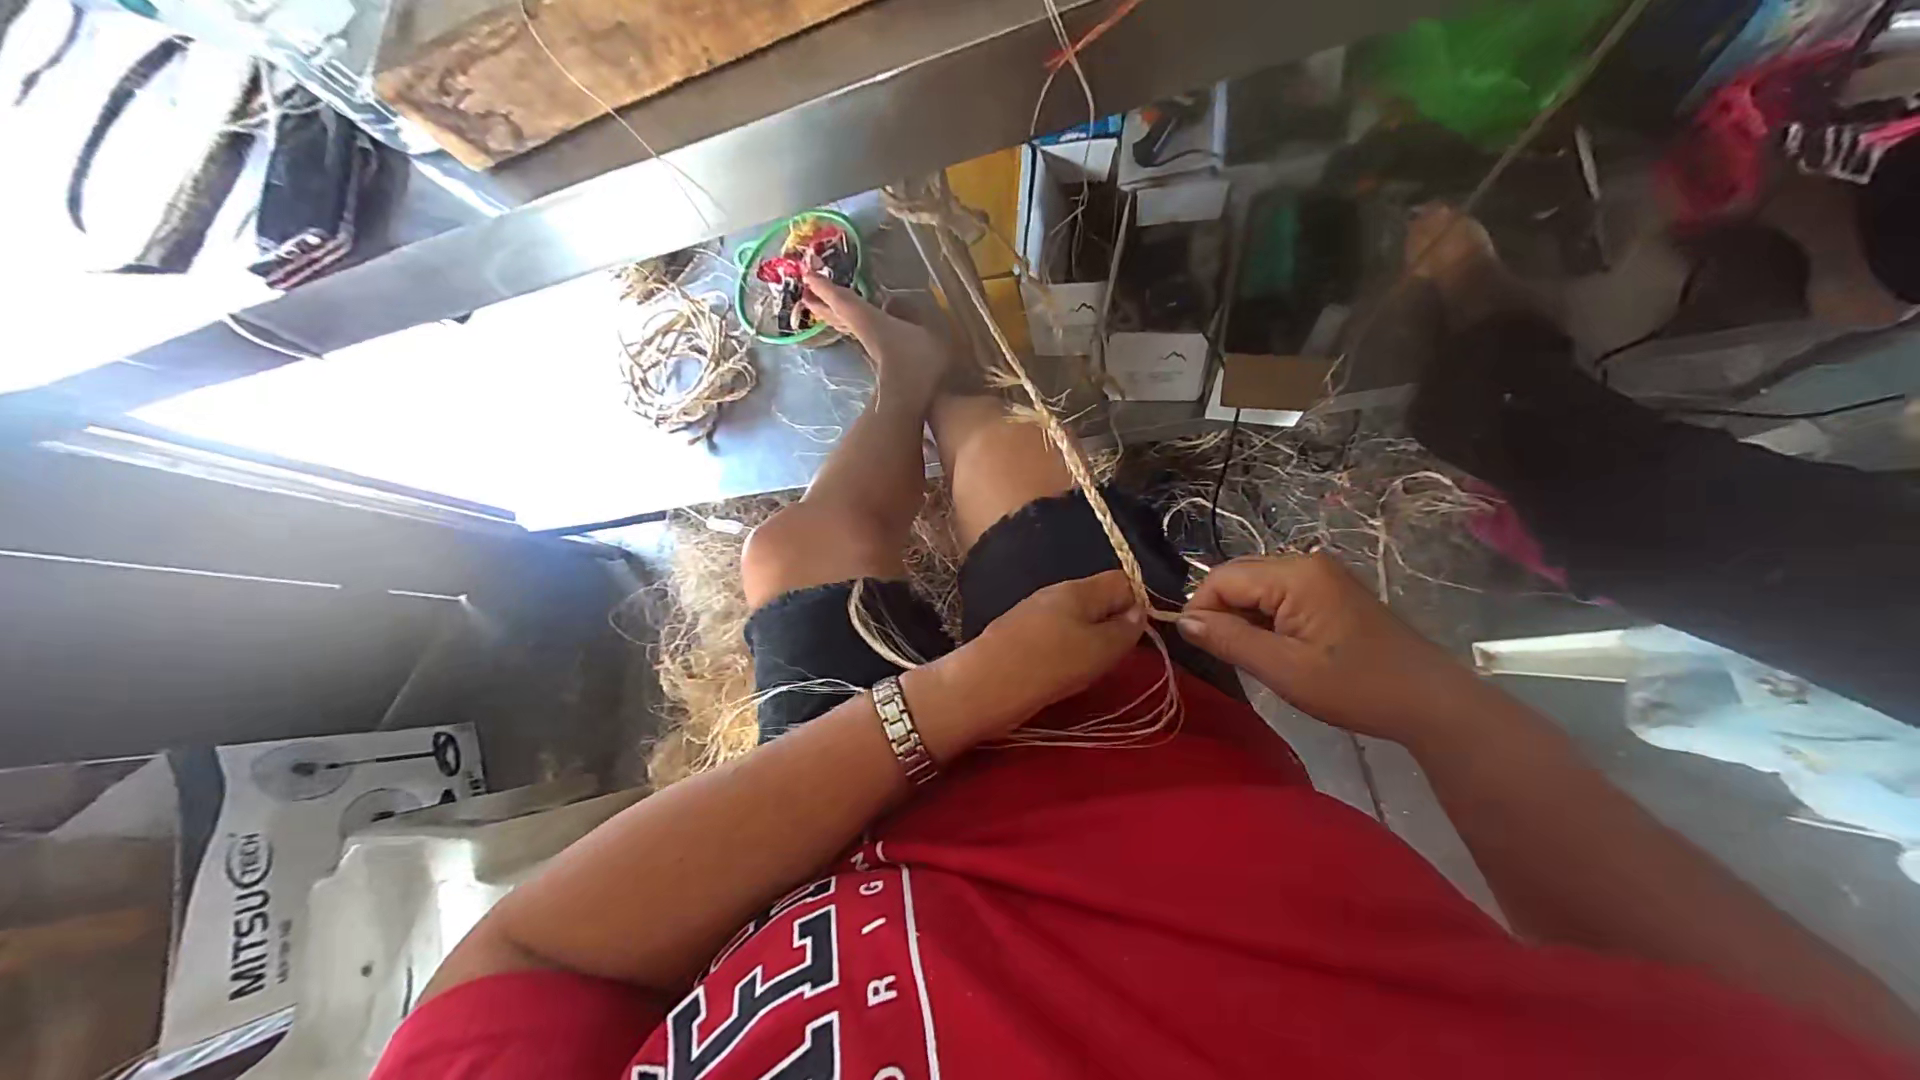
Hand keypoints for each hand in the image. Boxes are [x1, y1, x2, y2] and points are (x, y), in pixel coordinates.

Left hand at [801, 276, 952, 372]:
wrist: (913, 397)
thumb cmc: (919, 358)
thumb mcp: (925, 326)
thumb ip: (909, 311)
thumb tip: (891, 303)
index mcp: (868, 318)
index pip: (841, 299)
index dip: (824, 287)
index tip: (808, 275)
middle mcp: (861, 332)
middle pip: (835, 315)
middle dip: (820, 303)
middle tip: (805, 294)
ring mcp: (867, 348)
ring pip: (843, 327)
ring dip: (831, 316)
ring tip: (821, 307)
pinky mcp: (874, 361)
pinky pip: (856, 335)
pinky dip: (849, 326)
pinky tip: (854, 327)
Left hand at [924, 570, 1144, 743]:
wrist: (985, 685)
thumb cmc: (1051, 663)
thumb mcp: (1101, 649)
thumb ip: (1125, 628)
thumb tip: (1138, 611)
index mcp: (1078, 588)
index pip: (1121, 579)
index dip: (1137, 603)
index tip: (1139, 636)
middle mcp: (1054, 593)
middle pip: (1097, 600)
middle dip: (1112, 625)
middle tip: (1115, 657)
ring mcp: (1033, 613)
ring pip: (1076, 620)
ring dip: (1088, 641)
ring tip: (1089, 669)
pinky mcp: (1018, 635)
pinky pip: (1054, 636)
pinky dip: (1065, 652)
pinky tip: (1061, 672)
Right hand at [1176, 554, 1482, 743]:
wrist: (1431, 702)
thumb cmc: (1356, 687)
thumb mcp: (1283, 669)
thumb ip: (1229, 640)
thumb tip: (1184, 622)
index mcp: (1295, 574)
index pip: (1221, 578)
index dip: (1201, 610)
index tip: (1202, 648)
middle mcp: (1306, 562)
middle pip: (1237, 577)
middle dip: (1221, 613)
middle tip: (1230, 655)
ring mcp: (1320, 574)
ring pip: (1255, 587)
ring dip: (1243, 617)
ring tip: (1256, 655)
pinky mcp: (1329, 590)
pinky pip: (1278, 594)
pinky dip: (1265, 618)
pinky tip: (1277, 647)